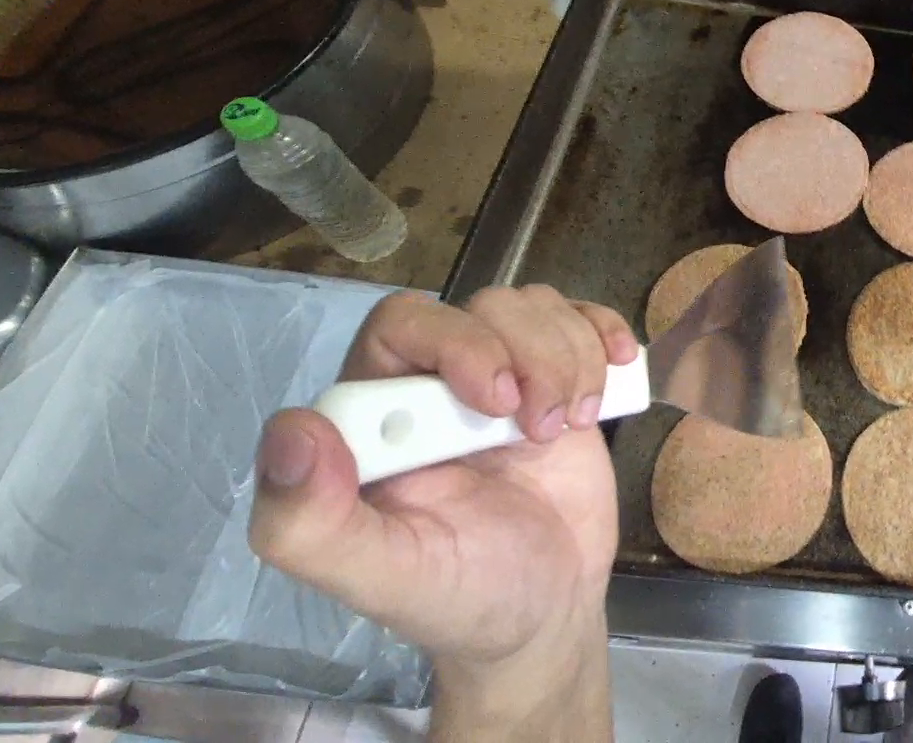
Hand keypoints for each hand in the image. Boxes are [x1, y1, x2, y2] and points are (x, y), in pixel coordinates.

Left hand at [248, 287, 634, 672]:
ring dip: (575, 356)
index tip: (500, 403)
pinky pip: (584, 318)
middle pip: (488, 307)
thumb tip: (291, 429)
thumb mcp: (384, 577)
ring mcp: (511, 375)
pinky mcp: (564, 378)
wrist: (550, 607)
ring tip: (578, 421)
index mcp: (381, 418)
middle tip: (549, 430)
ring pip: (539, 305)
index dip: (458, 343)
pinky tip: (621, 368)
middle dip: (535, 356)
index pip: (405, 326)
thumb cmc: (462, 596)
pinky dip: (609, 332)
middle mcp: (441, 383)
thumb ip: (312, 522)